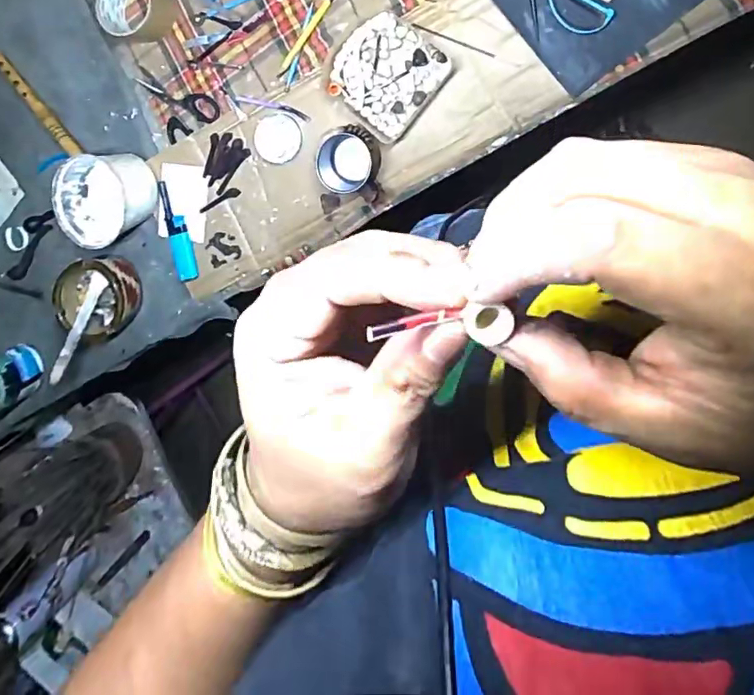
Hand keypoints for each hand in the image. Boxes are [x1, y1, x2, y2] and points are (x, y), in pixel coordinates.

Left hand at [233, 232, 471, 533]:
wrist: (303, 496)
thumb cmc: (323, 481)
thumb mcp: (368, 447)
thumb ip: (406, 384)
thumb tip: (458, 326)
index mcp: (271, 331)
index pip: (334, 279)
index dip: (400, 275)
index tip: (462, 288)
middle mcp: (286, 300)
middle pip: (355, 257)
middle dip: (420, 265)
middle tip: (482, 284)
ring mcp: (314, 298)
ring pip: (375, 258)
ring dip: (428, 268)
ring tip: (478, 288)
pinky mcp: (342, 306)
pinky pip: (387, 278)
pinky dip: (425, 283)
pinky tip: (458, 295)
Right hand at [464, 138, 753, 474]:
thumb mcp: (673, 430)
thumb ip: (571, 381)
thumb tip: (495, 326)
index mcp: (742, 291)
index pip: (596, 235)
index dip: (516, 256)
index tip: (478, 294)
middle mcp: (735, 207)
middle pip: (575, 180)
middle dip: (509, 226)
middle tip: (491, 277)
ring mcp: (725, 169)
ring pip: (581, 158)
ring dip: (527, 202)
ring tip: (515, 252)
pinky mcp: (711, 156)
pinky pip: (605, 156)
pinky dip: (560, 190)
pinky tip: (557, 229)